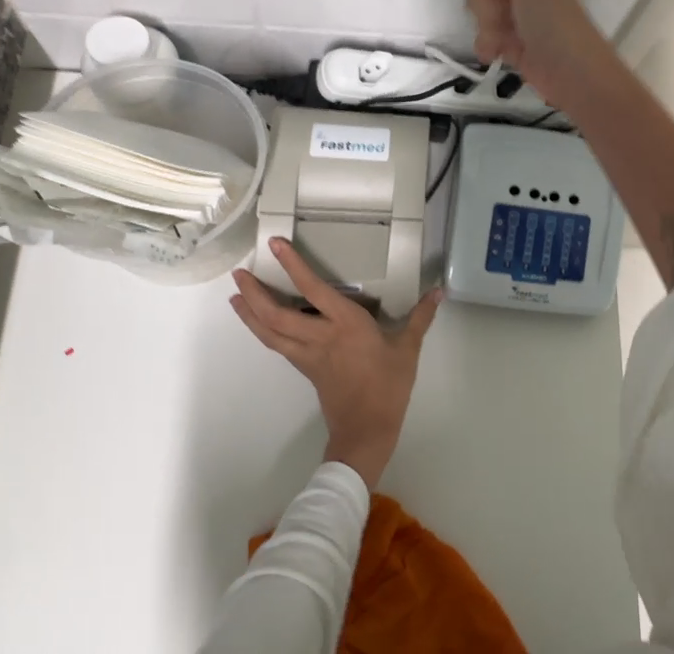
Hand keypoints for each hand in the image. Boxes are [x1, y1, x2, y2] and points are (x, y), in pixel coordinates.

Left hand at [229, 238, 442, 486]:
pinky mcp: (306, 368)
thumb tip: (438, 291)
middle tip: (238, 274)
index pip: (313, 289)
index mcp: (346, 324)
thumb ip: (421, 317)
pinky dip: (263, 331)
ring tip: (235, 296)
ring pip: (270, 332)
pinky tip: (260, 324)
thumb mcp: (409, 349)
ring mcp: (308, 354)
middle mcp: (320, 336)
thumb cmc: (389, 385)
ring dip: (250, 314)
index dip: (293, 265)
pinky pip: (278, 345)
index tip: (275, 245)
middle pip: (277, 314)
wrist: (367, 428)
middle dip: (255, 293)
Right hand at [465, 0, 626, 113]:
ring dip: (486, 28)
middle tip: (499, 15)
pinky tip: (495, 54)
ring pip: (484, 18)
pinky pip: (489, 40)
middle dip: (483, 4)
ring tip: (501, 40)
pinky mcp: (515, 50)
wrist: (573, 72)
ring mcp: (519, 25)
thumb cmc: (553, 22)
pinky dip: (489, 46)